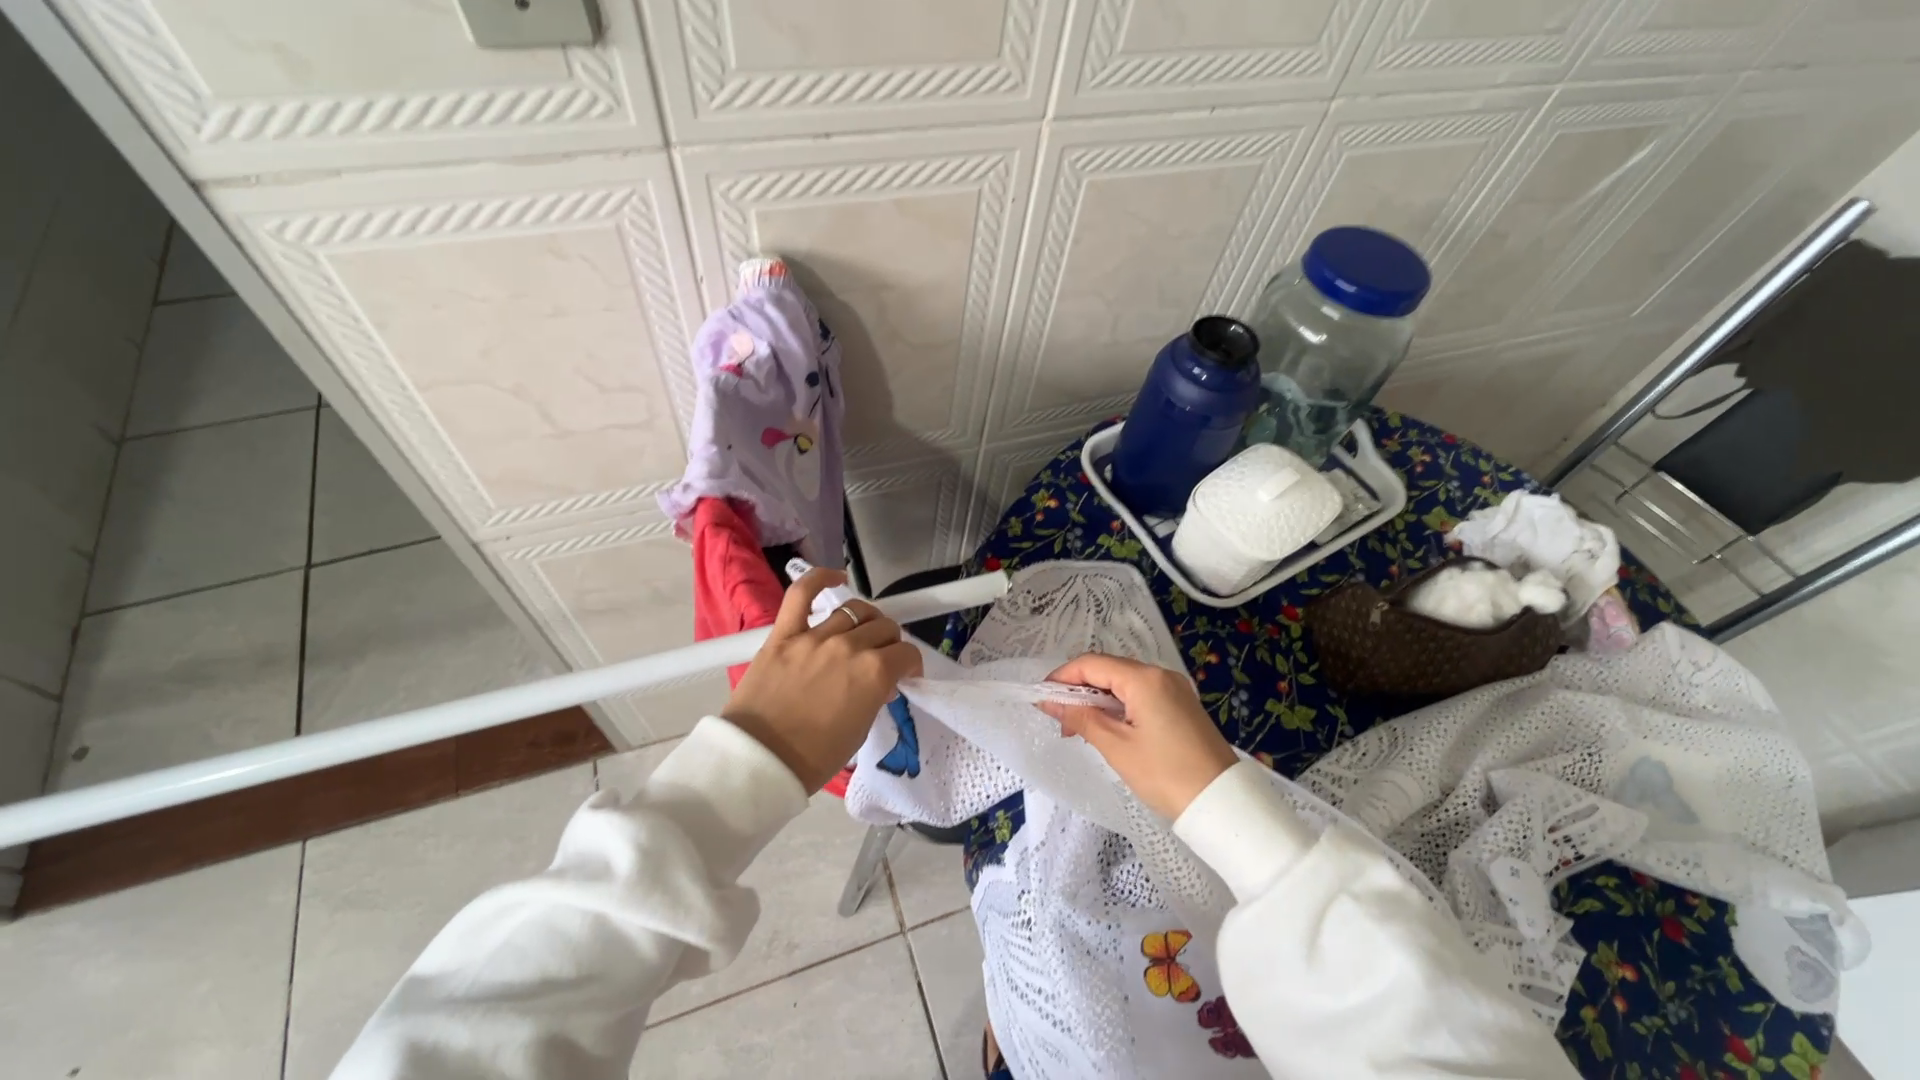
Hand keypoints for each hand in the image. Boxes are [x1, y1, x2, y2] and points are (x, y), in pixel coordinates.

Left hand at [723, 569, 923, 791]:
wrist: (760, 760)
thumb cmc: (813, 756)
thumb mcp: (859, 731)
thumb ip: (873, 698)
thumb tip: (878, 684)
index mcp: (875, 673)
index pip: (906, 654)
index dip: (909, 665)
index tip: (904, 675)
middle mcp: (850, 647)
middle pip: (883, 628)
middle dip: (890, 643)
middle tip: (882, 658)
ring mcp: (815, 637)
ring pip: (853, 610)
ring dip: (866, 620)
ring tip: (862, 632)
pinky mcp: (784, 634)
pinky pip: (802, 594)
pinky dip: (819, 578)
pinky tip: (835, 577)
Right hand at [1040, 654, 1236, 819]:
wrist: (1221, 802)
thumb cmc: (1165, 774)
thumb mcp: (1117, 747)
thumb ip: (1082, 718)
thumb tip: (1051, 702)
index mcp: (1145, 678)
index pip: (1092, 663)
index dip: (1062, 677)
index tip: (1042, 699)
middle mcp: (1161, 675)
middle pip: (1108, 670)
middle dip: (1079, 690)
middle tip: (1060, 721)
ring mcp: (1174, 690)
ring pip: (1123, 684)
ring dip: (1098, 701)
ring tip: (1079, 730)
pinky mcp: (1181, 706)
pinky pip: (1140, 696)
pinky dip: (1118, 707)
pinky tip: (1106, 729)